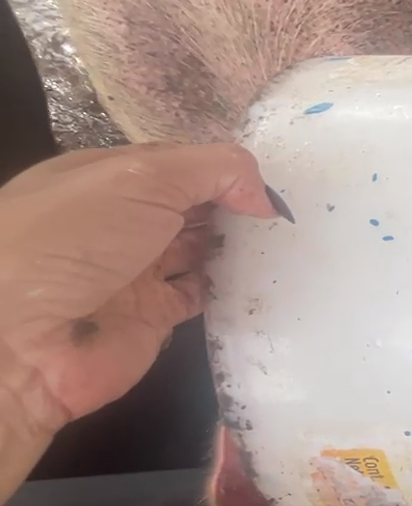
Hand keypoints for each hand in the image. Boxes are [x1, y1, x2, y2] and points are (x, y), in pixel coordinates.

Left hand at [0, 143, 281, 444]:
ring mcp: (137, 269)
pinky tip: (267, 282)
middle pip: (199, 208)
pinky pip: (209, 294)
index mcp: (102, 181)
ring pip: (209, 251)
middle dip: (243, 210)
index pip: (182, 167)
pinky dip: (238, 289)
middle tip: (287, 221)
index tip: (270, 195)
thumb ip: (215, 171)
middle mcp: (120, 222)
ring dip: (245, 250)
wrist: (17, 338)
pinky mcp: (156, 312)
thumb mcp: (138, 178)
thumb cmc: (66, 243)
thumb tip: (266, 201)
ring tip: (290, 250)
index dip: (229, 175)